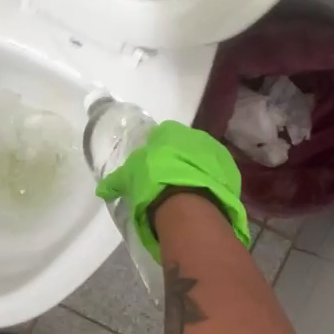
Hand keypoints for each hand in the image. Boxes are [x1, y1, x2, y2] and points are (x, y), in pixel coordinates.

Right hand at [95, 121, 250, 260]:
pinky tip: (200, 198)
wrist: (188, 203)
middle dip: (178, 160)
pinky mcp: (231, 172)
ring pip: (202, 160)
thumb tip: (102, 190)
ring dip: (196, 171)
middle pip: (185, 146)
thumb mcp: (128, 180)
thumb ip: (115, 182)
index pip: (162, 134)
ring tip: (186, 193)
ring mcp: (216, 152)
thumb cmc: (153, 182)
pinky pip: (216, 175)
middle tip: (168, 181)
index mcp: (170, 130)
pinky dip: (209, 184)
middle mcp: (195, 135)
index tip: (152, 168)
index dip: (157, 151)